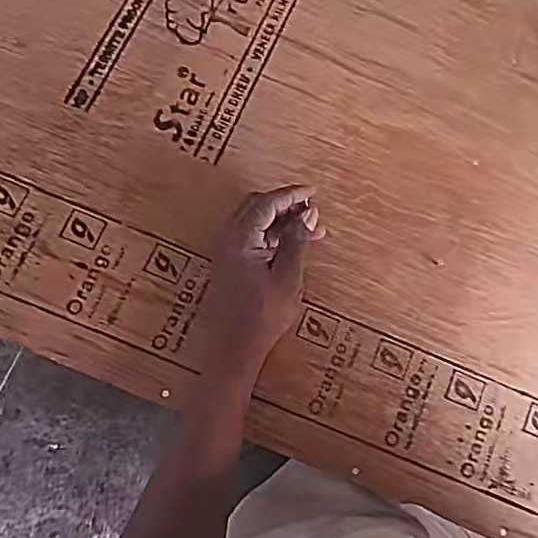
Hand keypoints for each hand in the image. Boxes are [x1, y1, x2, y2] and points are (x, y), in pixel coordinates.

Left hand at [201, 185, 325, 369]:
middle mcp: (227, 239)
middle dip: (285, 204)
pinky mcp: (230, 263)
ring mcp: (226, 250)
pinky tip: (294, 243)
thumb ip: (297, 241)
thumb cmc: (262, 315)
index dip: (291, 195)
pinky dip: (272, 235)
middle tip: (311, 209)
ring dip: (280, 220)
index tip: (312, 192)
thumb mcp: (288, 276)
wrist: (236, 346)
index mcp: (239, 238)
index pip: (266, 203)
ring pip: (254, 221)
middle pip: (256, 206)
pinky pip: (251, 237)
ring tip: (310, 228)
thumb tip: (308, 214)